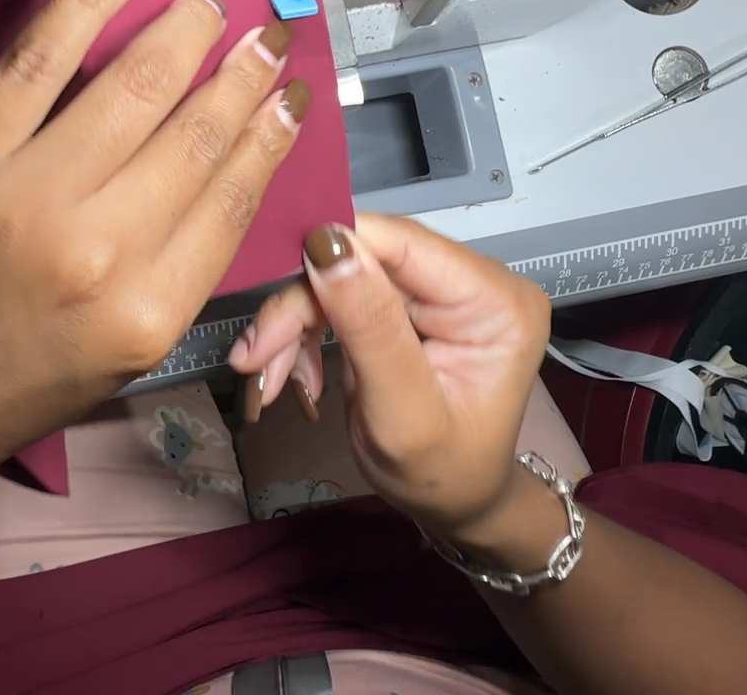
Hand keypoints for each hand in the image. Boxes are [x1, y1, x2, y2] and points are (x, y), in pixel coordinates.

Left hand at [0, 0, 310, 527]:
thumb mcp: (120, 356)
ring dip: (184, 31)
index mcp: (150, 312)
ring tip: (208, 3)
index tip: (292, 93)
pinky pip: (39, 58)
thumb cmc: (11, 387)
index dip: (270, 133)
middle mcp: (101, 251)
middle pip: (195, 135)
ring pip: (133, 86)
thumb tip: (229, 173)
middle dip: (243, 73)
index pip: (233, 196)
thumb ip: (180, 271)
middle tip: (267, 34)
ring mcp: (27, 195)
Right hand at [230, 216, 551, 540]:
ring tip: (262, 374)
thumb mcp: (403, 413)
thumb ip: (370, 325)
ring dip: (291, 324)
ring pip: (337, 275)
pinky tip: (287, 372)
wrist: (448, 505)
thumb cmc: (441, 474)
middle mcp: (466, 279)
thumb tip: (326, 242)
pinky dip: (301, 332)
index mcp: (493, 300)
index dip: (331, 253)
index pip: (400, 243)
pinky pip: (334, 295)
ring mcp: (431, 288)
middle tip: (253, 357)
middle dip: (300, 306)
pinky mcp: (399, 301)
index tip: (272, 301)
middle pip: (361, 259)